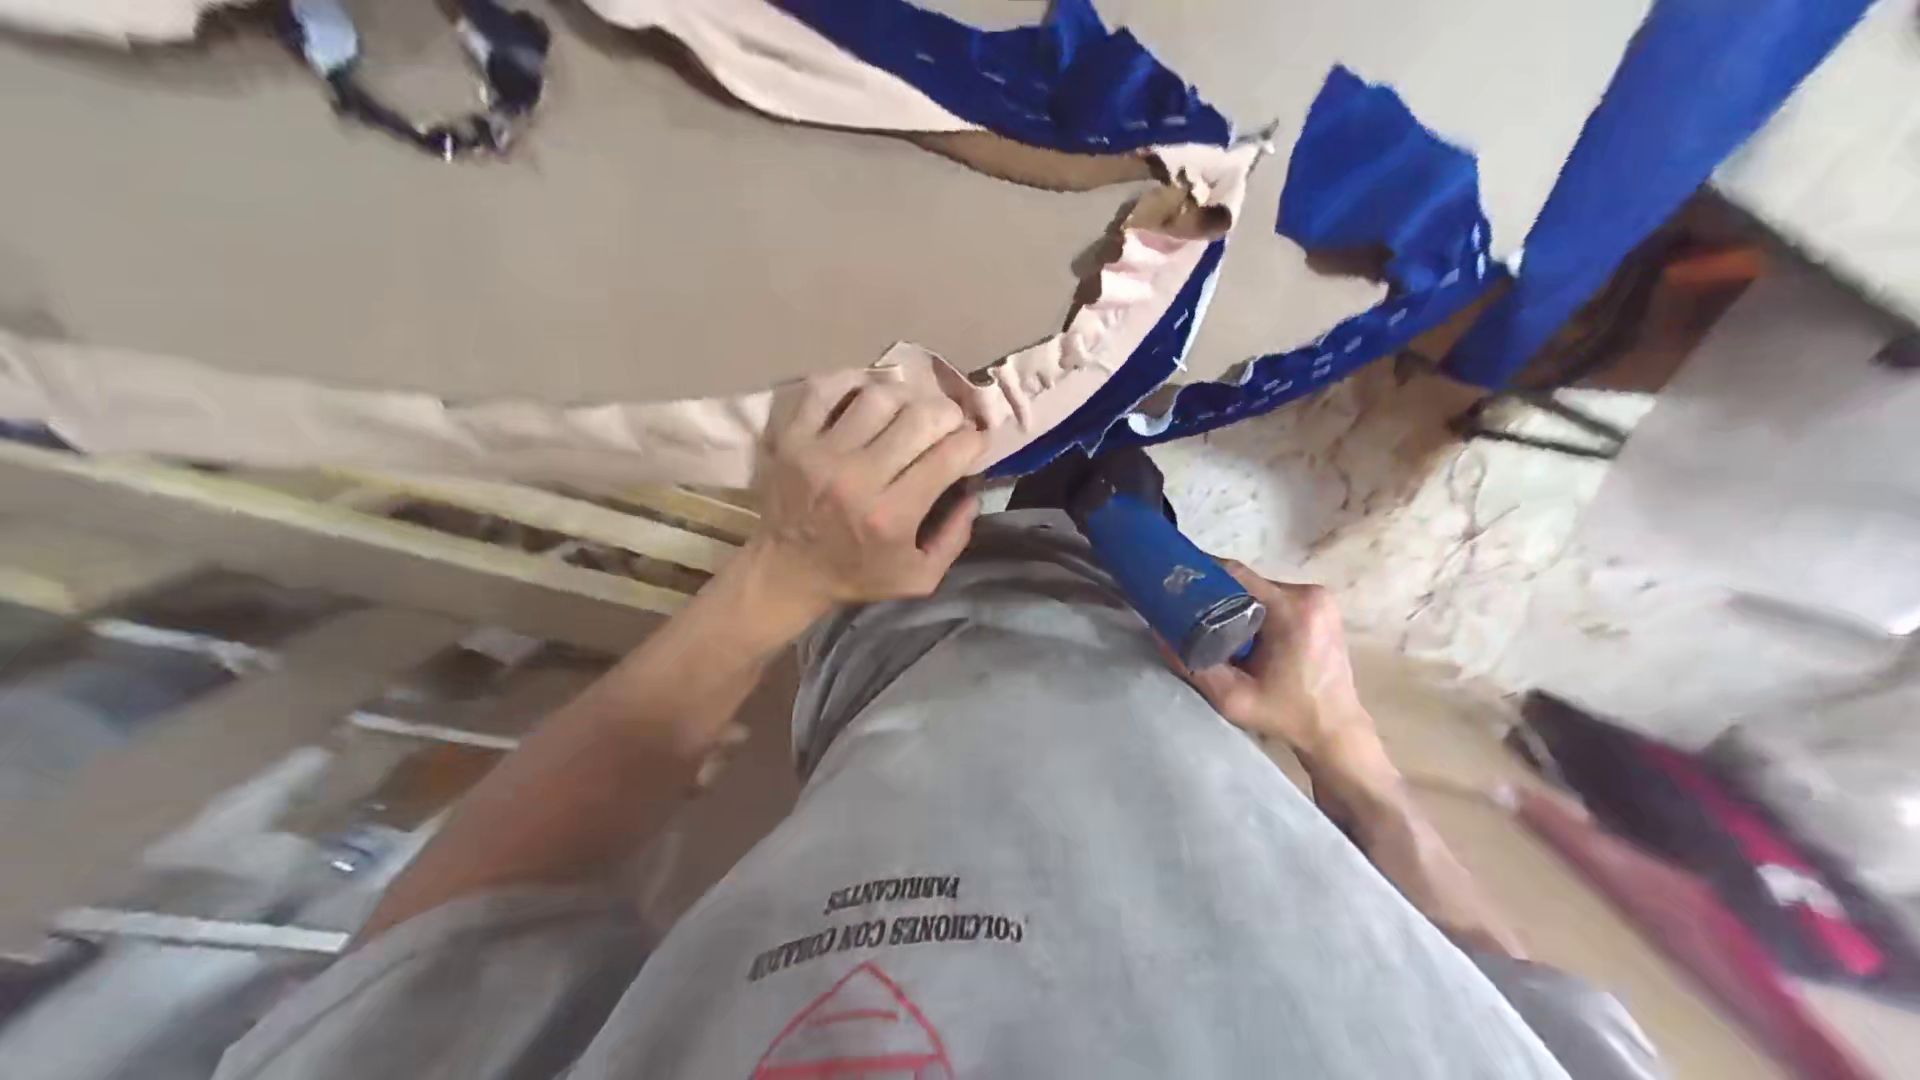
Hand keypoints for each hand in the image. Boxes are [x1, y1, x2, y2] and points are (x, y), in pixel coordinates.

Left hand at [748, 384, 984, 613]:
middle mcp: (856, 478)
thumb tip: (973, 491)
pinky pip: (825, 389)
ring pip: (878, 396)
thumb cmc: (856, 575)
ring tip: (910, 409)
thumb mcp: (918, 578)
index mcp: (890, 516)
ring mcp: (819, 453)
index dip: (973, 440)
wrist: (785, 572)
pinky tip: (869, 395)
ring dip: (906, 397)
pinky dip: (853, 382)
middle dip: (948, 413)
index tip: (975, 440)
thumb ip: (954, 538)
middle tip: (949, 421)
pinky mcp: (791, 439)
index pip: (948, 456)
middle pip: (919, 417)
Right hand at [1186, 563, 1383, 773]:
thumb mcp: (1231, 697)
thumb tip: (1158, 631)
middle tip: (1186, 610)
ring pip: (1258, 588)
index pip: (1235, 574)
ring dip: (1234, 601)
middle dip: (1215, 593)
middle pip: (1246, 580)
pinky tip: (1238, 628)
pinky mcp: (1321, 608)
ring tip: (1210, 623)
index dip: (1201, 575)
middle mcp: (1310, 595)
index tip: (1174, 583)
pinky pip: (1274, 596)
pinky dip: (1252, 607)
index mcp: (1292, 610)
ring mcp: (1320, 600)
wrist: (1335, 732)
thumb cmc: (1286, 715)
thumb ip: (1191, 665)